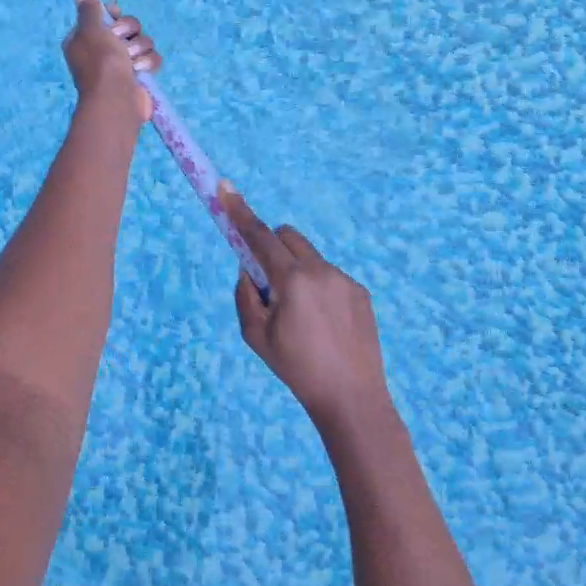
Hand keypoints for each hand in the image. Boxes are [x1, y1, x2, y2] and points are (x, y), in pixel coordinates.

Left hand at [62, 0, 160, 123]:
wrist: (116, 98)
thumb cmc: (100, 61)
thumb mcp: (90, 29)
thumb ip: (89, 9)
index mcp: (86, 38)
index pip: (104, 16)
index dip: (113, 14)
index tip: (115, 13)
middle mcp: (103, 50)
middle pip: (128, 26)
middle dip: (129, 32)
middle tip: (120, 41)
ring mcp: (122, 63)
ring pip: (143, 41)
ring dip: (139, 49)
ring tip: (130, 62)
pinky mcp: (139, 75)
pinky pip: (152, 58)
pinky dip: (148, 63)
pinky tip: (140, 72)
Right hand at [223, 185, 392, 425]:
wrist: (351, 398)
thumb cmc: (296, 367)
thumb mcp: (254, 333)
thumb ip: (246, 294)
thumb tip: (250, 271)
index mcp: (292, 280)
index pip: (259, 236)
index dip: (239, 212)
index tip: (225, 188)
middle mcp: (320, 271)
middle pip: (287, 236)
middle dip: (271, 246)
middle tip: (267, 283)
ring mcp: (344, 281)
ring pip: (309, 258)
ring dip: (295, 270)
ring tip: (300, 315)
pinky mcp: (361, 293)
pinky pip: (329, 276)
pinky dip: (316, 287)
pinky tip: (323, 324)